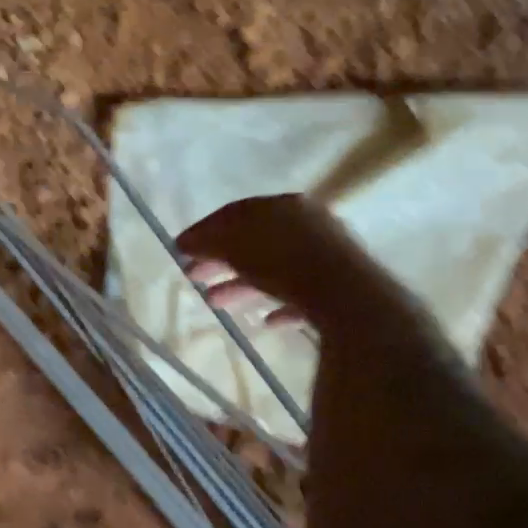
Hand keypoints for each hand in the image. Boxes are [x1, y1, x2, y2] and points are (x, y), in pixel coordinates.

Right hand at [175, 194, 373, 326]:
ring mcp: (326, 256)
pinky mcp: (339, 288)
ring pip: (273, 269)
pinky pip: (301, 295)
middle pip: (252, 242)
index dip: (203, 231)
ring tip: (216, 304)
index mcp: (282, 206)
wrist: (347, 296)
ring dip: (241, 286)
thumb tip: (184, 243)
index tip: (180, 250)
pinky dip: (279, 305)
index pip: (233, 214)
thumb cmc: (281, 261)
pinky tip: (265, 321)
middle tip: (193, 277)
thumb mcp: (231, 245)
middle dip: (219, 260)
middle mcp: (307, 224)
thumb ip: (204, 241)